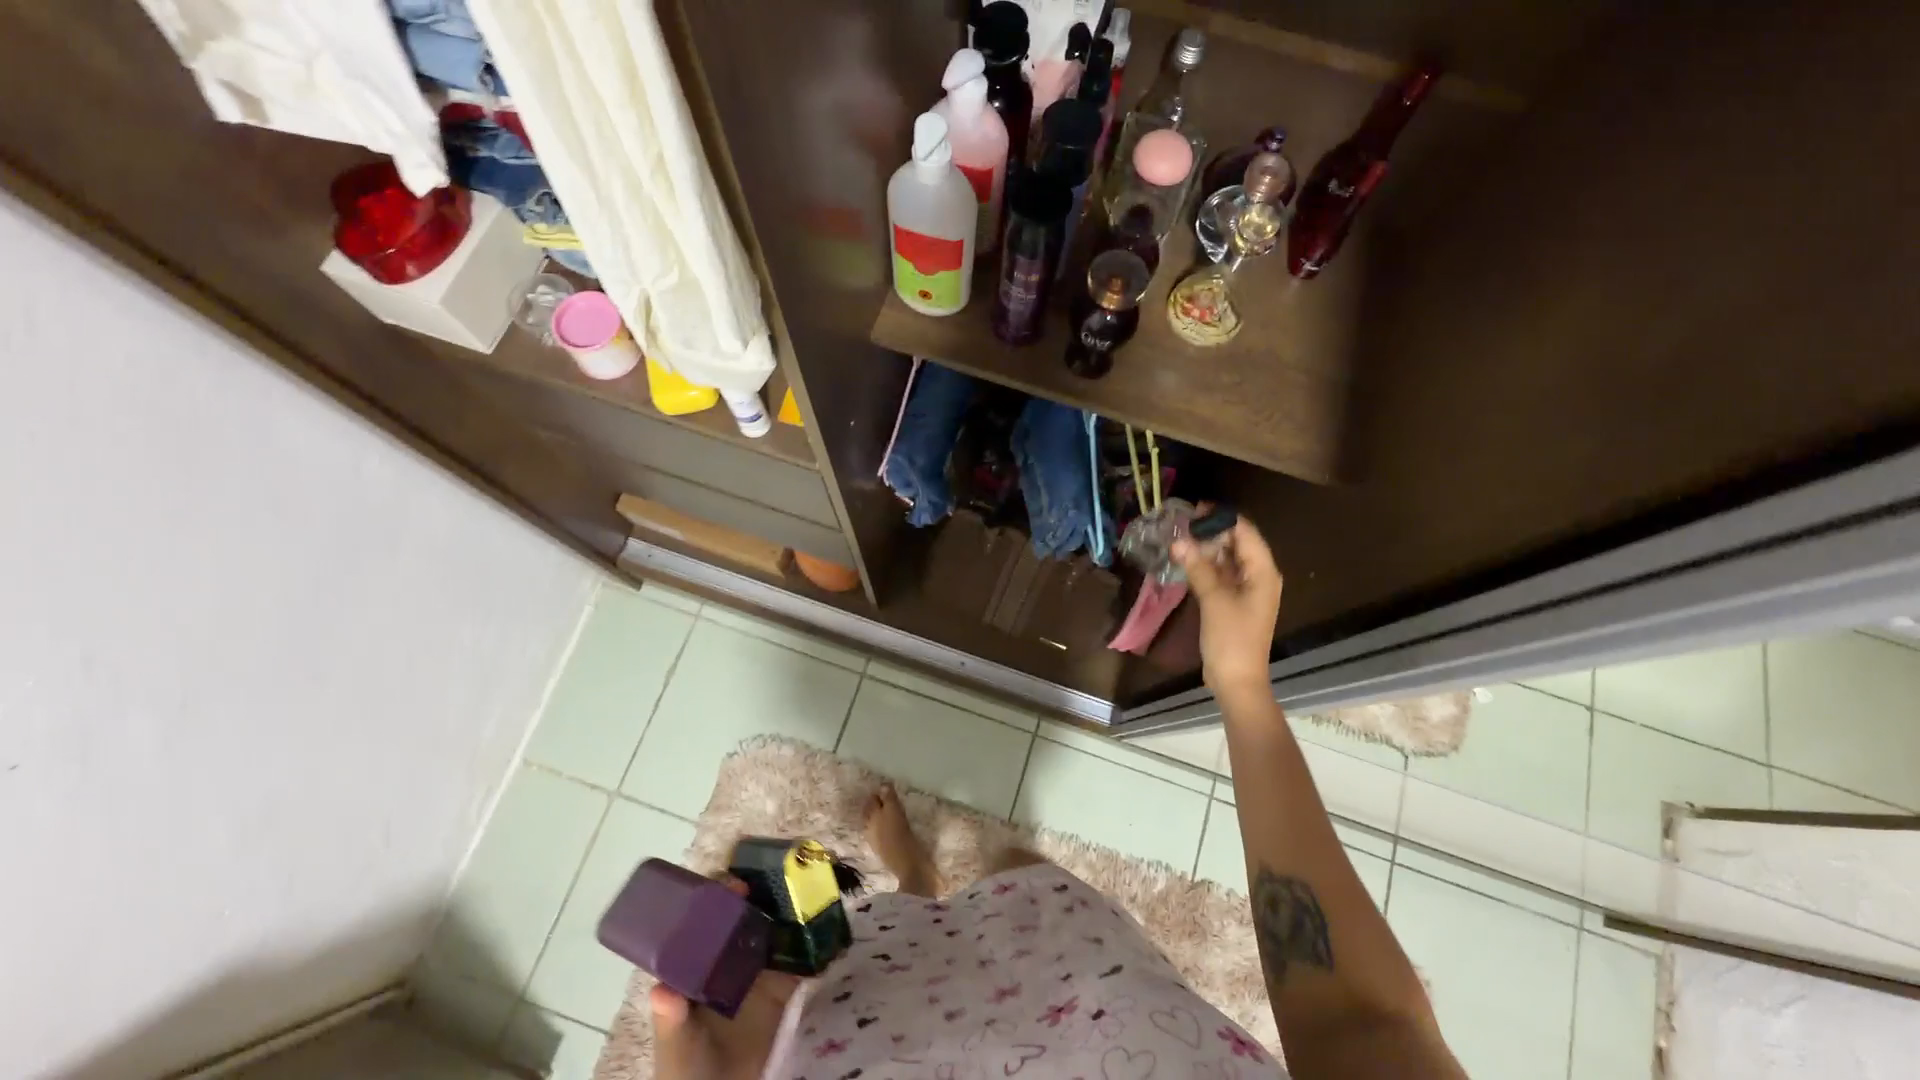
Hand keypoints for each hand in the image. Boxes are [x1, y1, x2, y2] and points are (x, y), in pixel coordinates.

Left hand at [650, 879, 802, 1079]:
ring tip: (811, 891)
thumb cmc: (685, 1067)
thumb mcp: (675, 1042)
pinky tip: (827, 927)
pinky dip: (814, 943)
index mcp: (696, 962)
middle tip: (783, 881)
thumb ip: (671, 1018)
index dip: (718, 893)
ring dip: (790, 909)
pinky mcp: (782, 989)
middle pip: (742, 915)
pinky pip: (800, 959)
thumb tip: (660, 991)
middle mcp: (726, 957)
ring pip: (773, 929)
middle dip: (761, 893)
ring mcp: (756, 972)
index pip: (704, 915)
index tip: (738, 884)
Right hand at [1173, 517, 1282, 693]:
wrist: (1237, 680)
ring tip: (1179, 540)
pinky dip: (1206, 566)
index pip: (1245, 532)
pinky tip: (1186, 561)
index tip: (1193, 510)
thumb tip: (1178, 540)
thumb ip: (1197, 567)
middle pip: (1237, 543)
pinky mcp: (1234, 602)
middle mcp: (1260, 576)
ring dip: (1206, 549)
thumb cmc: (1231, 639)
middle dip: (1211, 532)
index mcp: (1264, 572)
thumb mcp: (1214, 599)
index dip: (1221, 517)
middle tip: (1181, 525)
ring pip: (1227, 559)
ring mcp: (1247, 590)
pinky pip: (1221, 575)